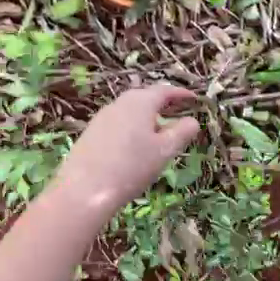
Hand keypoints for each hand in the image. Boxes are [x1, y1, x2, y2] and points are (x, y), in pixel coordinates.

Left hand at [49, 85, 201, 215]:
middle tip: (176, 115)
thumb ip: (181, 133)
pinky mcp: (91, 134)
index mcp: (140, 102)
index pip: (164, 91)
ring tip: (157, 135)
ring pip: (130, 112)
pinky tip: (133, 148)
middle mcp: (119, 104)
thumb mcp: (164, 150)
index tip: (194, 98)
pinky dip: (131, 130)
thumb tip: (193, 121)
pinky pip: (118, 125)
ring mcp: (102, 118)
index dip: (180, 94)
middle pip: (144, 98)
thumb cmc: (132, 166)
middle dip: (162, 105)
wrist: (85, 189)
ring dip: (146, 119)